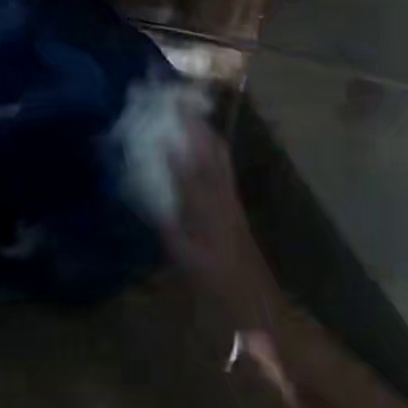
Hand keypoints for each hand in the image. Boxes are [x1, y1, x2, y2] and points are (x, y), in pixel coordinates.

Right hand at [160, 118, 279, 335]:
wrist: (256, 300)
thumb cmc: (215, 283)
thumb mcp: (184, 260)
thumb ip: (168, 228)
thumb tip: (150, 199)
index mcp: (207, 215)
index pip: (189, 175)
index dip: (175, 151)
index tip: (160, 128)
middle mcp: (222, 200)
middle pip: (210, 156)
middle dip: (195, 130)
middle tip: (178, 106)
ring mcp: (232, 199)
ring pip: (220, 159)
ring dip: (206, 135)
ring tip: (191, 115)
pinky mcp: (237, 204)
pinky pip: (224, 168)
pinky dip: (214, 149)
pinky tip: (207, 144)